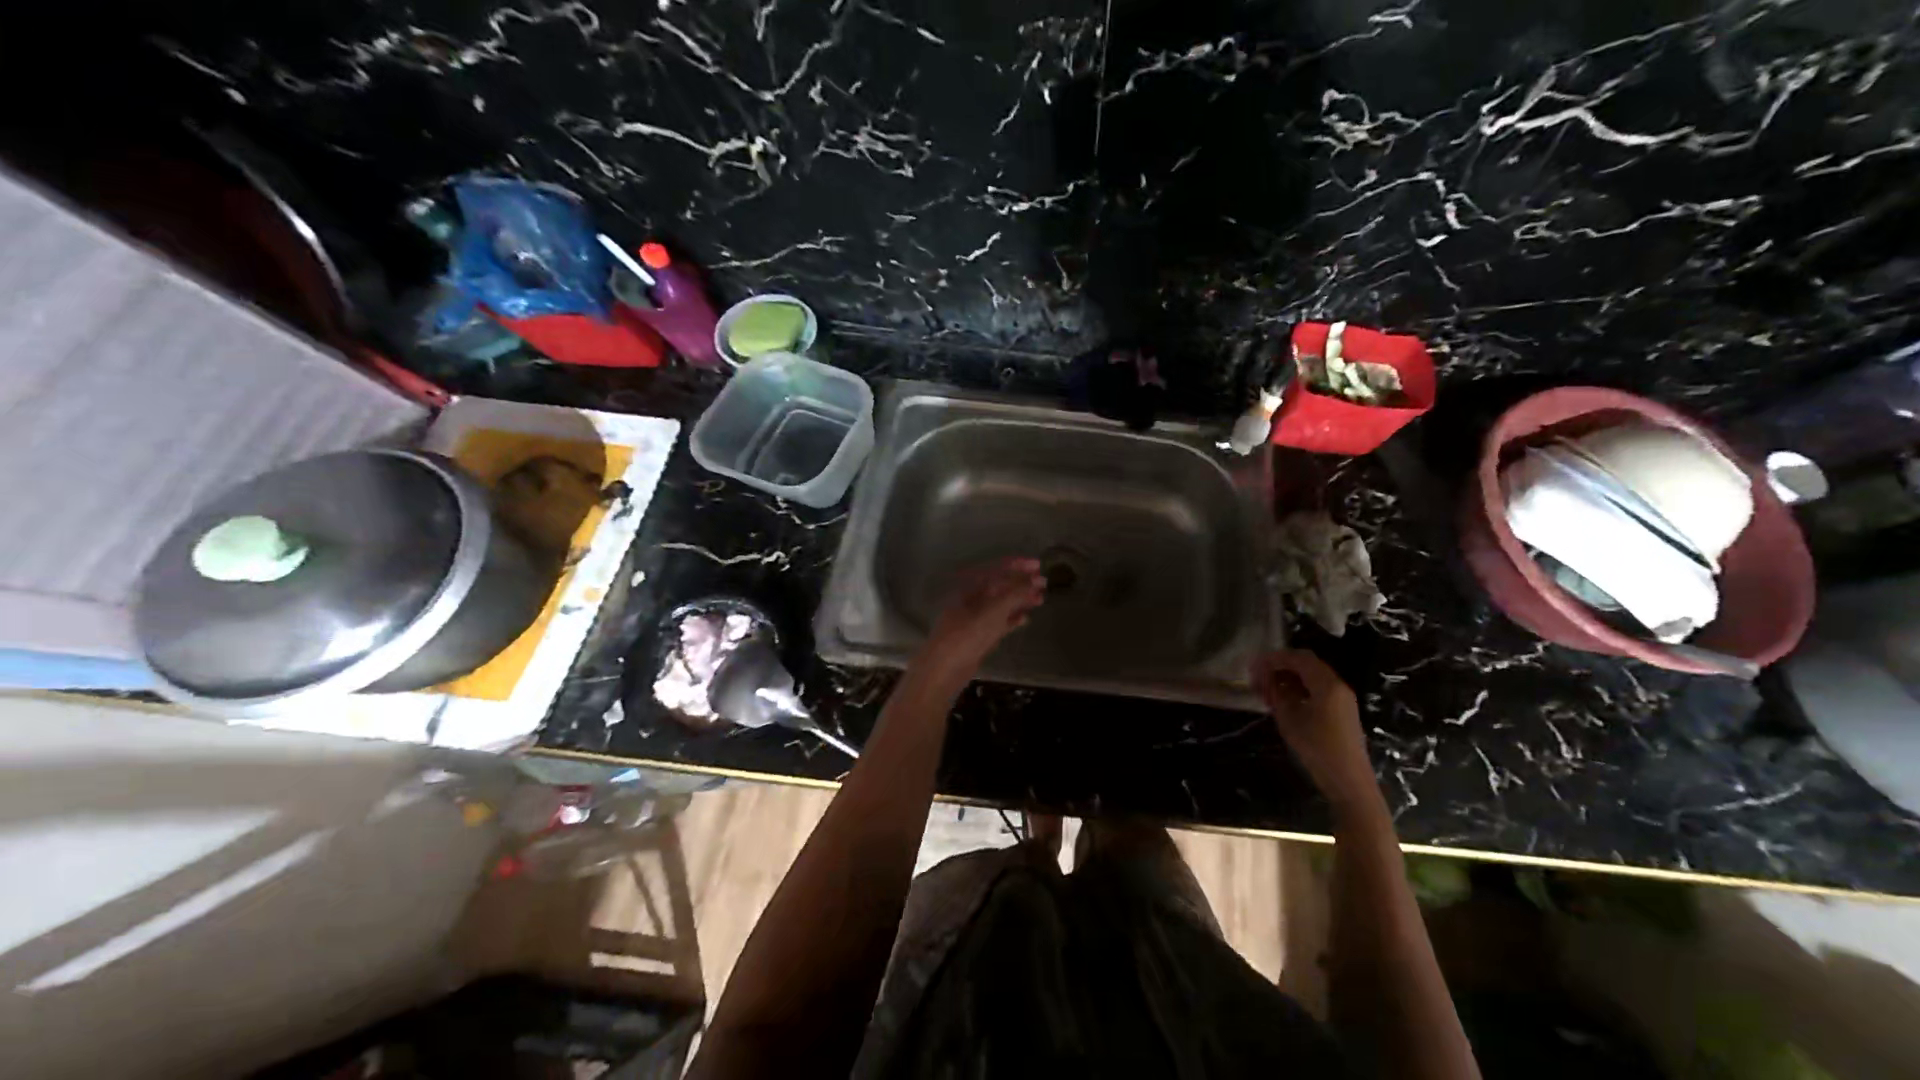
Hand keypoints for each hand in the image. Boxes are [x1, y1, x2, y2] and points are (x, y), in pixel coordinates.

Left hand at [923, 557, 1046, 677]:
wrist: (945, 669)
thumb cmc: (967, 634)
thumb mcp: (994, 610)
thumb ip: (1016, 592)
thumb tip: (1036, 578)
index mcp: (970, 587)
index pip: (996, 569)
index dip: (1017, 565)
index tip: (1038, 565)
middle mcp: (971, 599)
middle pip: (1000, 586)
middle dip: (1021, 583)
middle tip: (1044, 583)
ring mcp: (975, 618)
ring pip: (1001, 604)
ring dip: (1020, 600)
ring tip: (1040, 599)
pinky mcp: (979, 636)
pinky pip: (999, 622)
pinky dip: (1012, 618)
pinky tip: (1026, 618)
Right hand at [1252, 650, 1382, 818]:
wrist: (1349, 782)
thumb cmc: (1317, 748)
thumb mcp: (1289, 719)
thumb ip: (1277, 694)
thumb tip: (1265, 678)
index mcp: (1327, 684)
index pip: (1298, 658)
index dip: (1274, 658)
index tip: (1253, 666)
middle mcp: (1338, 686)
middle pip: (1307, 664)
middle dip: (1281, 666)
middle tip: (1258, 678)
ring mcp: (1342, 699)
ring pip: (1312, 676)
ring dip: (1289, 678)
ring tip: (1267, 691)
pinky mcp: (1342, 711)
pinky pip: (1318, 689)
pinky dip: (1300, 689)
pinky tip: (1284, 701)